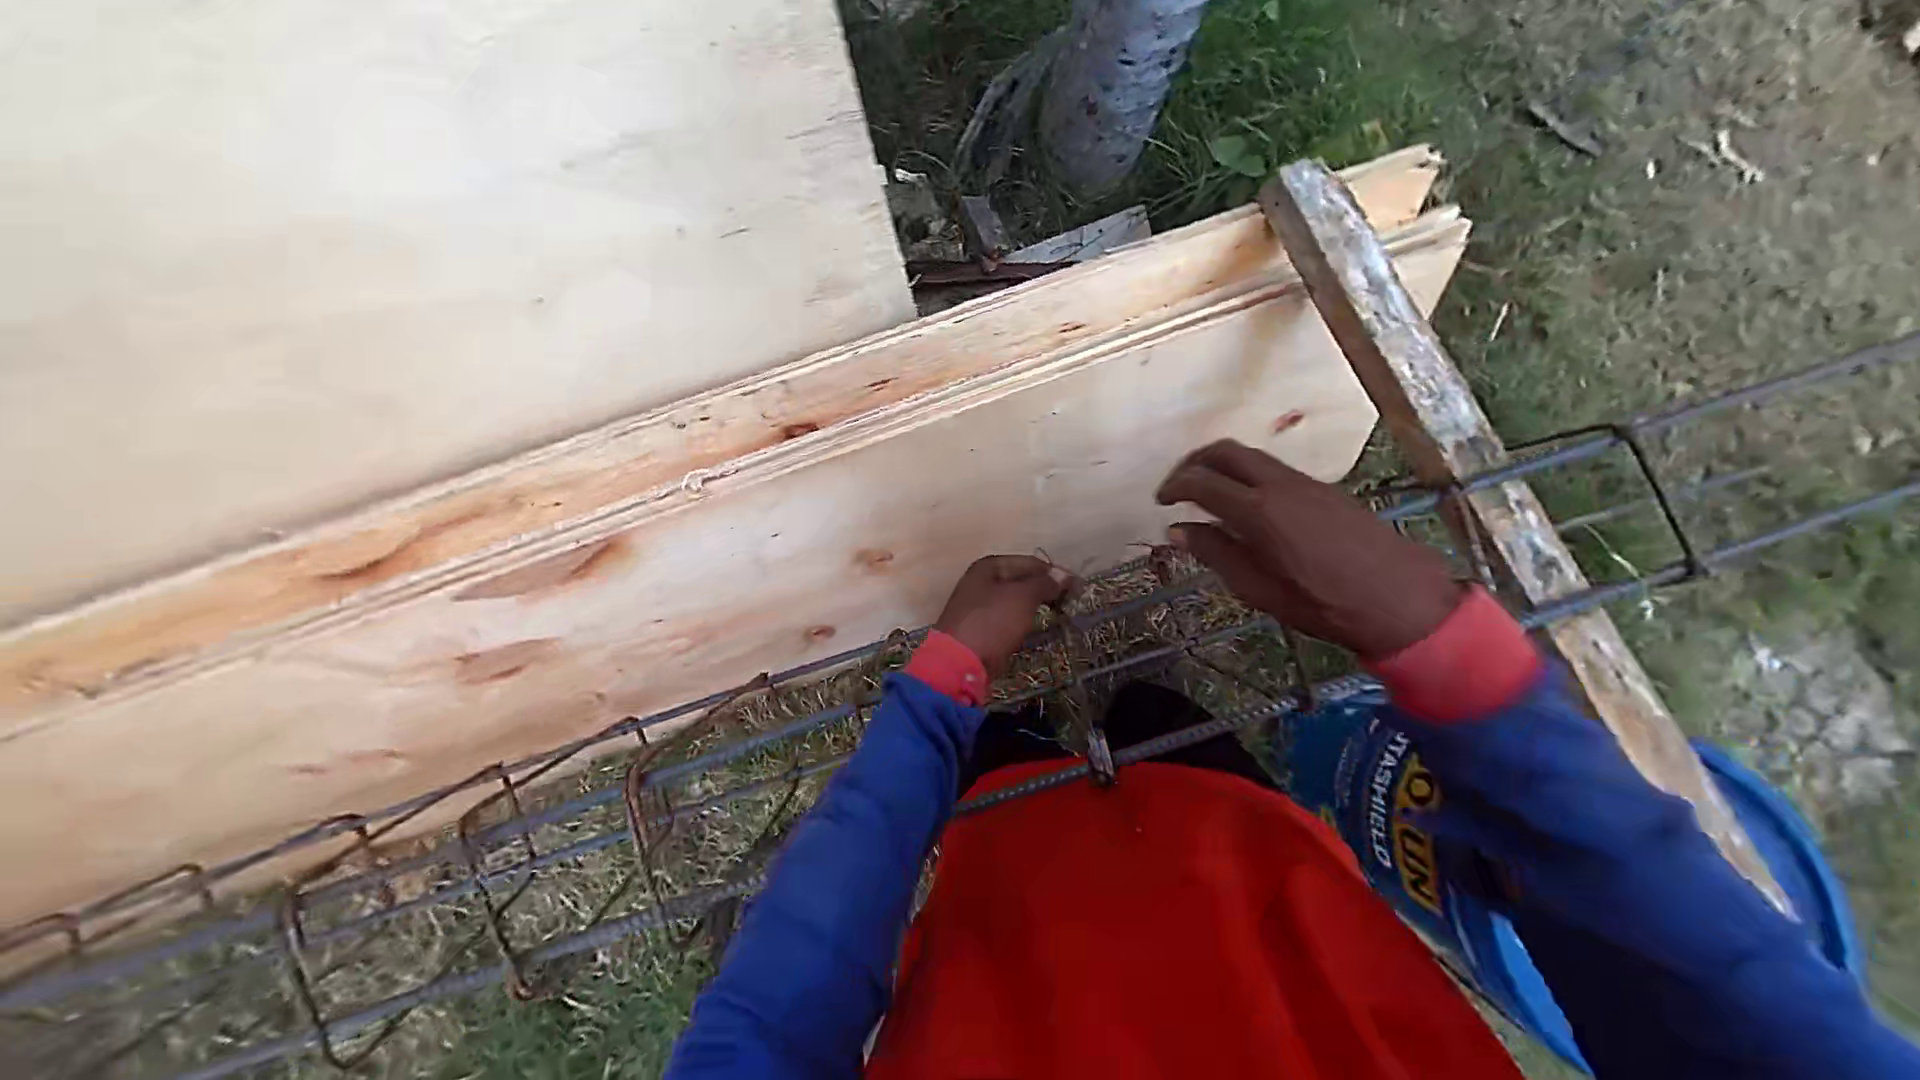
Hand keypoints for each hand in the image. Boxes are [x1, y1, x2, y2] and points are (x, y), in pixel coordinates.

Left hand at [933, 556, 1071, 675]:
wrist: (958, 663)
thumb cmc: (991, 622)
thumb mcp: (1022, 597)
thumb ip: (1044, 583)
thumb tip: (1064, 575)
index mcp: (989, 567)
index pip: (1030, 563)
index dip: (1055, 573)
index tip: (1078, 587)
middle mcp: (981, 582)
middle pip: (1021, 581)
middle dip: (1046, 589)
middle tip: (1071, 602)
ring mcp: (979, 607)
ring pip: (1015, 601)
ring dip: (1036, 605)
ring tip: (1059, 614)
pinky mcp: (981, 630)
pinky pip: (1008, 619)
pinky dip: (1023, 621)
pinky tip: (1036, 628)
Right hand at [1155, 440, 1462, 658]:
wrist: (1400, 599)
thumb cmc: (1321, 603)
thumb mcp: (1256, 589)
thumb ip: (1215, 553)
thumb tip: (1179, 531)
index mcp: (1259, 512)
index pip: (1202, 482)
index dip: (1174, 486)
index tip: (1161, 501)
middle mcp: (1280, 485)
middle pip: (1224, 451)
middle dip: (1193, 462)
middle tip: (1178, 486)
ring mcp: (1306, 483)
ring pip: (1251, 456)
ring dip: (1221, 465)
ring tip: (1207, 494)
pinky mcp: (1324, 489)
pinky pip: (1273, 468)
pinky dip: (1246, 475)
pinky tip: (1245, 505)